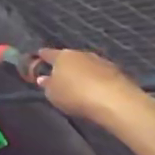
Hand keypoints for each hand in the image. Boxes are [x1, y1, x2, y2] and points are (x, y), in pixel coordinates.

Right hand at [36, 48, 154, 122]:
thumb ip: (47, 85)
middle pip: (69, 58)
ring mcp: (100, 61)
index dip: (42, 56)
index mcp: (62, 56)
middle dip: (65, 65)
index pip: (48, 53)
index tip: (39, 56)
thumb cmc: (75, 95)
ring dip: (83, 72)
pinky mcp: (116, 71)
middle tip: (61, 76)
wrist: (114, 100)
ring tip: (79, 85)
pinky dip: (96, 80)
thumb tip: (44, 78)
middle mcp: (81, 54)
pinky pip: (100, 74)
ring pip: (86, 65)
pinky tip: (95, 89)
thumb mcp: (53, 94)